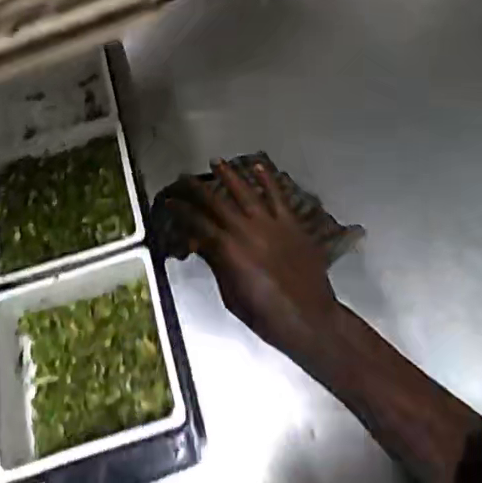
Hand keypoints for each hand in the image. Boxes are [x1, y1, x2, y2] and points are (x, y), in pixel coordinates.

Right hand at [171, 159, 342, 362]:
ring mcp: (271, 224)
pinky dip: (268, 180)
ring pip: (245, 192)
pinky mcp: (292, 224)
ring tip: (216, 161)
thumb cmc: (266, 316)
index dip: (181, 210)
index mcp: (228, 249)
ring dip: (229, 175)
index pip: (197, 222)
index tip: (171, 202)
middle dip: (196, 187)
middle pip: (216, 201)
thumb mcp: (231, 295)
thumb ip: (215, 263)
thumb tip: (197, 241)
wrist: (311, 321)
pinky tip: (259, 166)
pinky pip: (278, 197)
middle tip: (184, 177)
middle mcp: (246, 230)